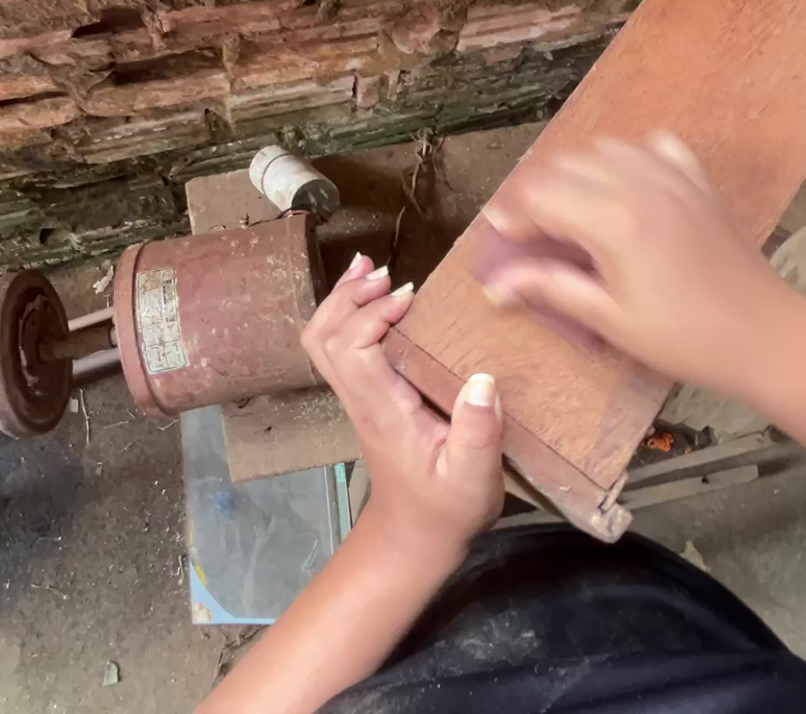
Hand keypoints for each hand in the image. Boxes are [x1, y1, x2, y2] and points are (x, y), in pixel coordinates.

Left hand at [302, 254, 504, 562]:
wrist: (414, 537)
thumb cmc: (446, 509)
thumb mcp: (474, 480)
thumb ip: (478, 434)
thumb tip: (483, 380)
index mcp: (381, 409)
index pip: (351, 348)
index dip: (370, 314)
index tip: (409, 299)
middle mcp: (359, 397)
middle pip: (324, 336)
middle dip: (348, 297)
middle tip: (385, 272)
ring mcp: (356, 396)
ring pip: (322, 339)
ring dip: (341, 300)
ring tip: (371, 268)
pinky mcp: (364, 395)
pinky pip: (338, 346)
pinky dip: (347, 314)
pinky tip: (373, 296)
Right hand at [479, 134, 794, 393]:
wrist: (765, 335)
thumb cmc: (684, 337)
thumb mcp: (609, 318)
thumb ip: (549, 288)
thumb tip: (494, 285)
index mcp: (612, 218)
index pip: (540, 194)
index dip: (513, 215)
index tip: (504, 238)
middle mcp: (638, 182)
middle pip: (564, 165)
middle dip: (538, 193)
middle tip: (533, 233)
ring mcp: (672, 175)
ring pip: (602, 148)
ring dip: (576, 172)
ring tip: (571, 210)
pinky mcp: (696, 180)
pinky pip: (650, 146)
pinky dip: (626, 158)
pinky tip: (623, 186)